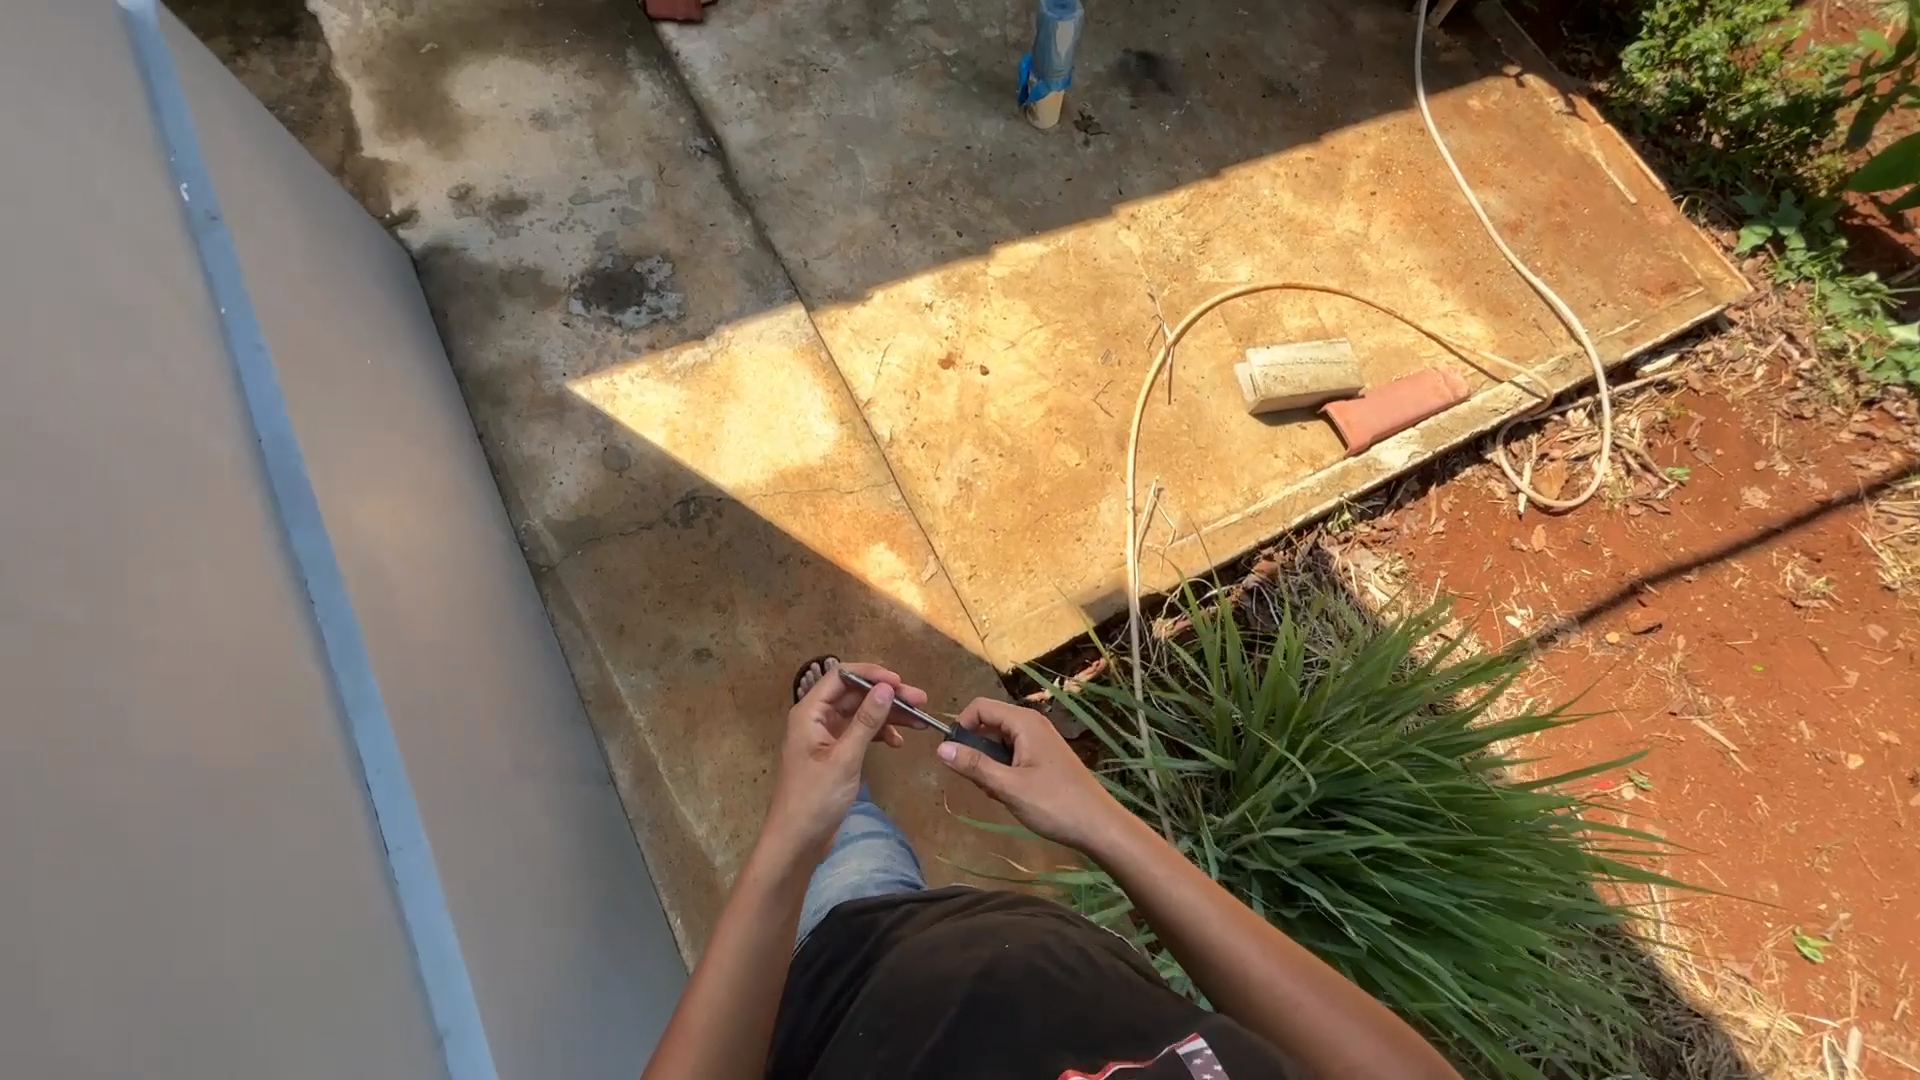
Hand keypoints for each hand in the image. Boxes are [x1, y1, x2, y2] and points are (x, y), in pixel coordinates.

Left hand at [761, 662, 926, 863]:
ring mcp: (826, 736)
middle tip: (920, 700)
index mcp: (810, 712)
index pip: (841, 676)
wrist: (795, 843)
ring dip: (889, 715)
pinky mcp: (835, 754)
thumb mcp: (844, 759)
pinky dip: (880, 734)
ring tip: (919, 721)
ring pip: (861, 713)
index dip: (871, 675)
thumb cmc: (814, 799)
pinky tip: (897, 742)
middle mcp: (817, 718)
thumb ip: (866, 721)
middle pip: (855, 694)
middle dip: (887, 695)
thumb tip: (887, 688)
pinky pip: (861, 733)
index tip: (900, 683)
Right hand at [936, 698, 1128, 853]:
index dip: (961, 726)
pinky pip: (1013, 755)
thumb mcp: (1008, 786)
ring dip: (990, 765)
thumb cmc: (1054, 804)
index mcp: (1024, 722)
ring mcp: (1039, 741)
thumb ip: (974, 765)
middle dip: (976, 751)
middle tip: (980, 782)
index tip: (953, 755)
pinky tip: (1010, 795)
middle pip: (989, 724)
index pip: (979, 707)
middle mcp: (1032, 724)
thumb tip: (941, 748)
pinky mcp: (1044, 758)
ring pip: (999, 742)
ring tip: (998, 793)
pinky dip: (1004, 771)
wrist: (1099, 826)